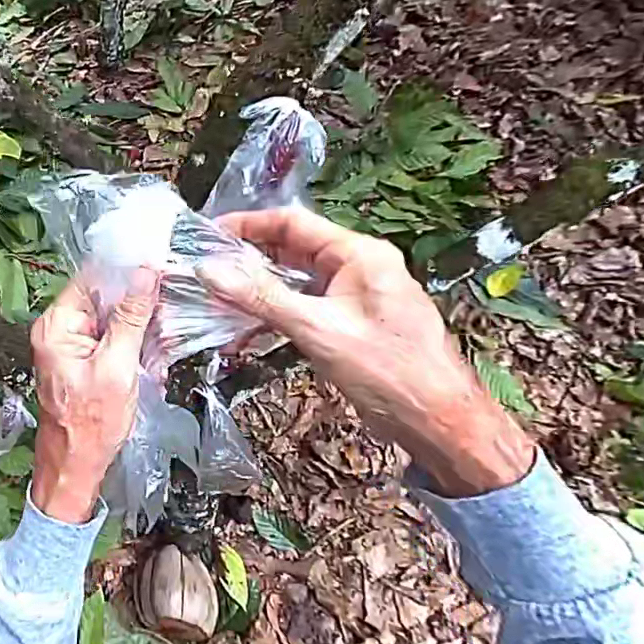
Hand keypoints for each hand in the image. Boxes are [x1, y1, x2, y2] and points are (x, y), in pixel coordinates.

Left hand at [28, 268, 160, 522]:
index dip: (126, 270)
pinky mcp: (83, 358)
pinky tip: (149, 356)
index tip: (160, 266)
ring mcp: (70, 343)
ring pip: (111, 315)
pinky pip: (111, 336)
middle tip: (168, 308)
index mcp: (57, 325)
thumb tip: (143, 274)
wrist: (75, 466)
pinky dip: (132, 342)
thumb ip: (130, 318)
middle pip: (103, 294)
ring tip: (162, 336)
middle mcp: (58, 328)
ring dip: (139, 324)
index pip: (92, 277)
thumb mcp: (117, 367)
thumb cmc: (91, 424)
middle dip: (137, 301)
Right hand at [201, 208, 534, 496]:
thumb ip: (261, 297)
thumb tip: (210, 270)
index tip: (210, 235)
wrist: (437, 420)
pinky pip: (306, 309)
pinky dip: (277, 316)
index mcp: (359, 254)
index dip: (248, 225)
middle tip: (206, 272)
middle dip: (249, 260)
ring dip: (259, 292)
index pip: (294, 222)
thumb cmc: (386, 370)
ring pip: (297, 283)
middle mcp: (358, 267)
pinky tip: (247, 333)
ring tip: (217, 303)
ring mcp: (355, 297)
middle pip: (293, 251)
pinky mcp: (351, 324)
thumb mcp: (317, 329)